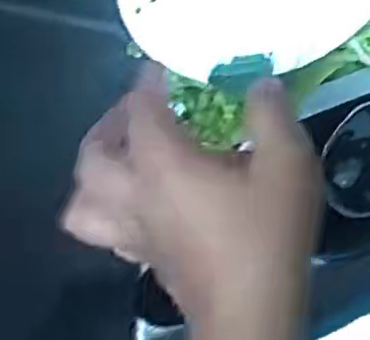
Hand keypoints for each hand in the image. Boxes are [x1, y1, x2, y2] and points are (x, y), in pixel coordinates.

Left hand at [61, 65, 321, 339]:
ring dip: (96, 169)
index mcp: (166, 170)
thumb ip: (271, 113)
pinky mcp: (145, 256)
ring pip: (82, 202)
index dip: (146, 85)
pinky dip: (110, 201)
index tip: (160, 63)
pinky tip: (146, 193)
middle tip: (140, 104)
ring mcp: (136, 234)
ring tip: (128, 148)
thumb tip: (259, 83)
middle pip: (92, 161)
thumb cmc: (267, 227)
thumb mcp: (287, 158)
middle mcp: (138, 200)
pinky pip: (104, 226)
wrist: (254, 307)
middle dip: (108, 125)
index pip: (142, 118)